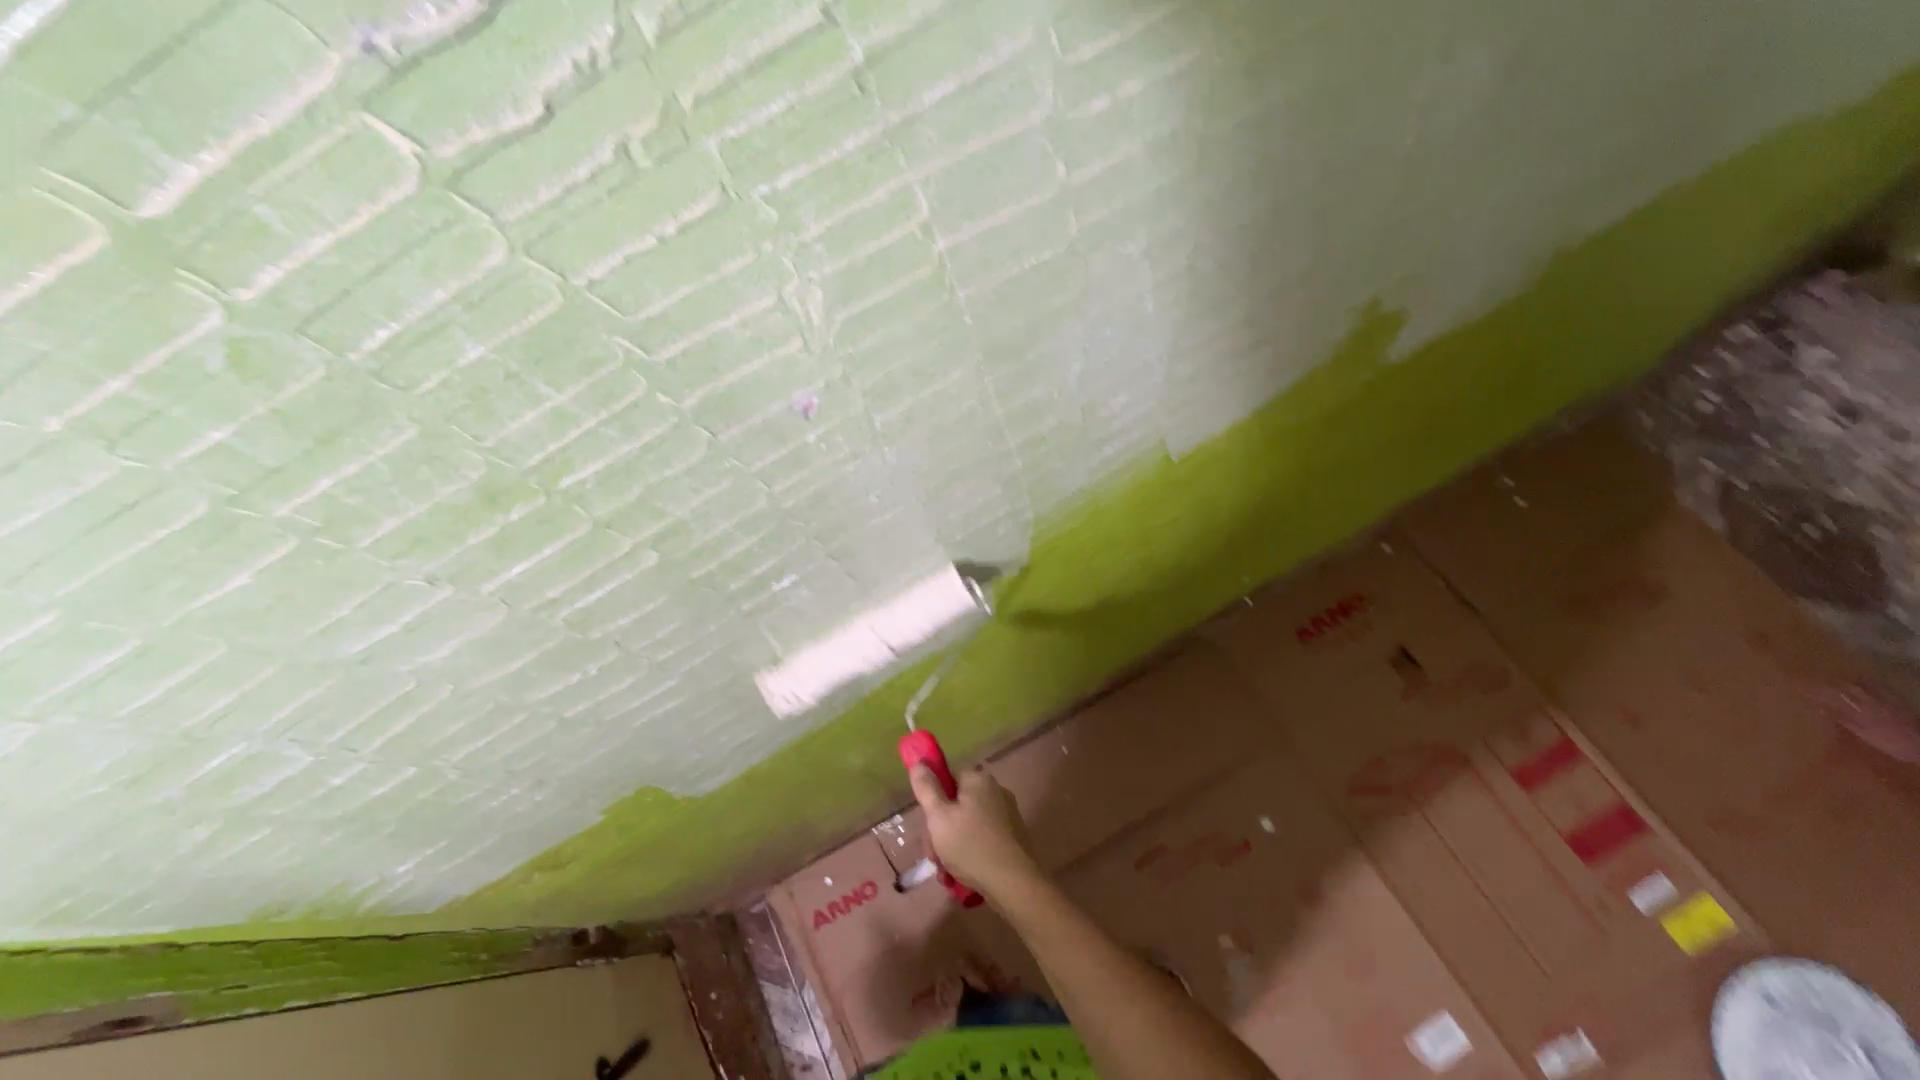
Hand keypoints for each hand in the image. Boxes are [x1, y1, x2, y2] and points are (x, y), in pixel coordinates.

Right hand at [909, 765, 1042, 897]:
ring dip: (951, 847)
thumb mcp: (938, 817)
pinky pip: (982, 839)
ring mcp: (1007, 815)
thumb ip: (926, 788)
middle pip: (956, 806)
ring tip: (946, 872)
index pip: (948, 779)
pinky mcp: (1013, 837)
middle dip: (939, 832)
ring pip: (967, 826)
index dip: (933, 801)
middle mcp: (996, 792)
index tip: (927, 826)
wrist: (1013, 882)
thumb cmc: (970, 846)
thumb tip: (919, 761)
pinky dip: (969, 853)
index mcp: (979, 781)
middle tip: (934, 857)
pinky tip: (962, 874)